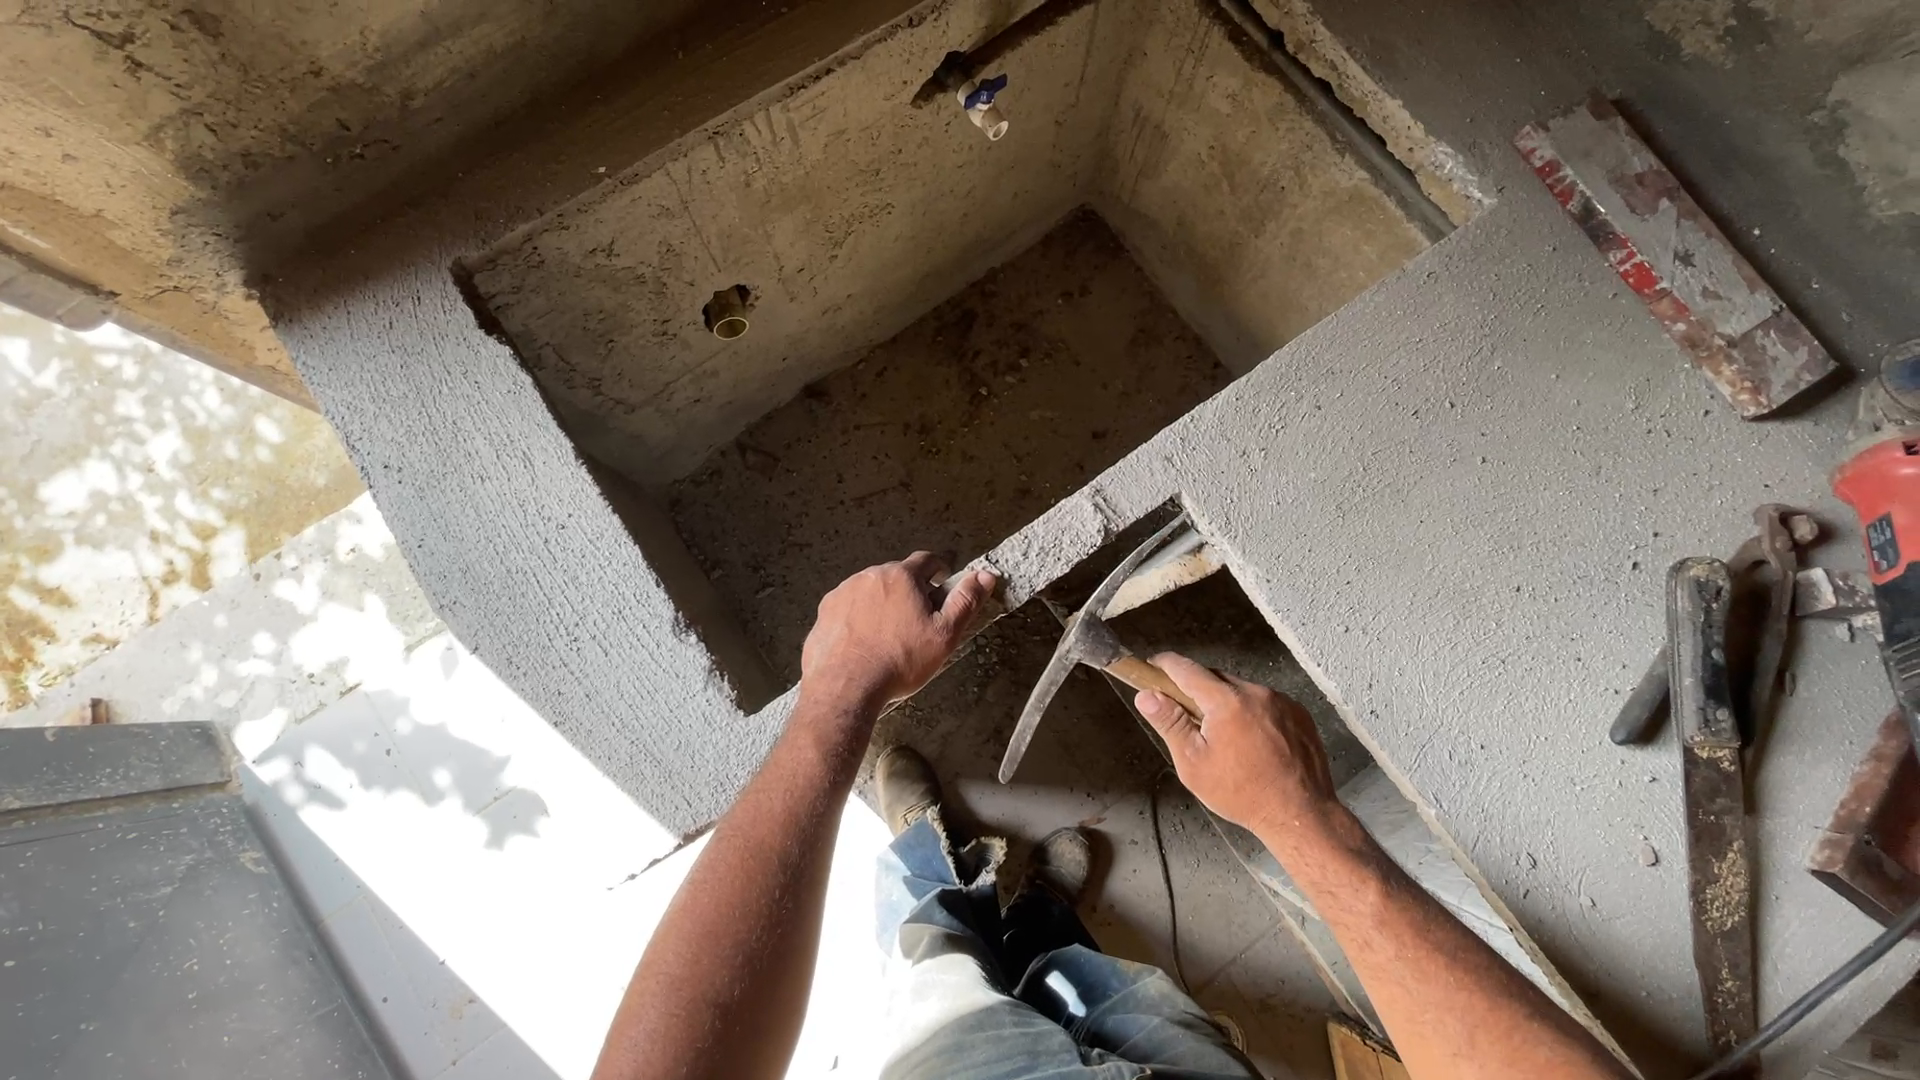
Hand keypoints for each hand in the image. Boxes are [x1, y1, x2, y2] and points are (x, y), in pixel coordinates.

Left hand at [800, 552, 999, 708]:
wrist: (846, 686)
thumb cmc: (899, 661)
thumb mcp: (944, 634)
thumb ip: (965, 602)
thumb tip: (985, 576)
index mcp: (902, 576)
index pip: (927, 560)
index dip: (939, 571)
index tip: (943, 585)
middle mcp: (870, 576)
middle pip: (898, 576)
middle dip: (910, 592)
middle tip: (918, 621)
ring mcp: (843, 592)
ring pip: (871, 591)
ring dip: (883, 605)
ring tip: (889, 637)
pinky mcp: (825, 611)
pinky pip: (848, 608)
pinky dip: (858, 619)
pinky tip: (865, 644)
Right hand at [1135, 652, 1339, 836]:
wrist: (1300, 815)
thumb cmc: (1240, 793)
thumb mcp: (1193, 763)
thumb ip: (1169, 723)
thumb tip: (1146, 695)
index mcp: (1226, 701)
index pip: (1187, 669)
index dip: (1165, 664)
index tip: (1152, 665)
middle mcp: (1256, 692)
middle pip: (1215, 677)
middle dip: (1196, 689)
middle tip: (1185, 713)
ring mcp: (1281, 701)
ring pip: (1241, 690)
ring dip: (1226, 701)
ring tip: (1223, 735)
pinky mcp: (1299, 713)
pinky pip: (1265, 702)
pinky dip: (1252, 712)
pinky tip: (1252, 740)